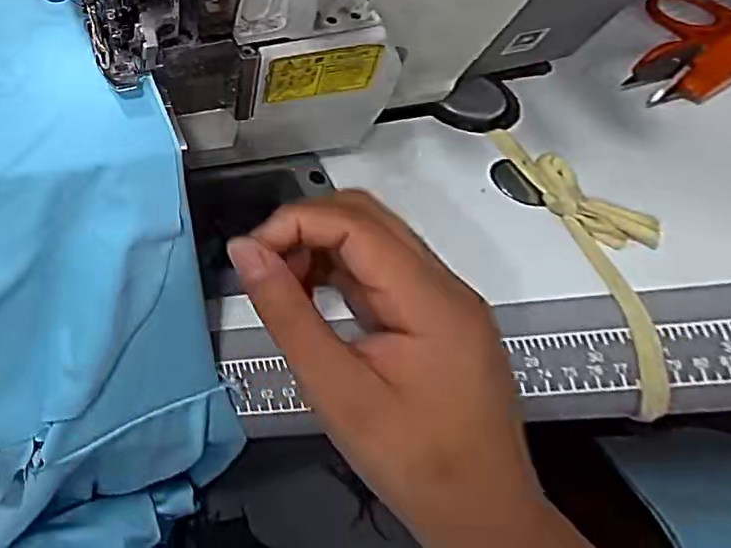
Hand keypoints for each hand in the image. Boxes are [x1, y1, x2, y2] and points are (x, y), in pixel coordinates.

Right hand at [228, 191, 588, 547]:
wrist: (485, 524)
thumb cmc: (417, 463)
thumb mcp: (336, 390)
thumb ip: (285, 312)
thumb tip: (244, 251)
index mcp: (433, 303)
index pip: (353, 222)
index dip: (292, 224)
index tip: (252, 254)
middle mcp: (444, 288)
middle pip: (363, 214)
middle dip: (302, 226)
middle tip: (265, 262)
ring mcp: (440, 298)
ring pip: (366, 231)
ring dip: (314, 243)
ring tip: (282, 281)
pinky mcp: (429, 311)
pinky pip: (372, 261)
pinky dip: (330, 264)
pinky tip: (308, 294)